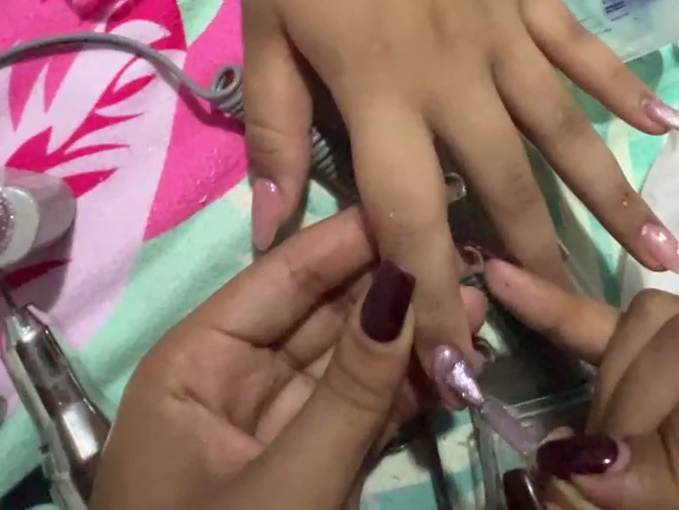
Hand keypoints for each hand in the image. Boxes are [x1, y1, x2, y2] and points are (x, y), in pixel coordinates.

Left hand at [93, 210, 486, 508]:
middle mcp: (232, 375)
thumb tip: (408, 281)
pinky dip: (406, 393)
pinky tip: (456, 368)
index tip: (421, 198)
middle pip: (323, 312)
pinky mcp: (306, 460)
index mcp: (198, 359)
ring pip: (349, 360)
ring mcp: (272, 419)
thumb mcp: (283, 487)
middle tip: (470, 259)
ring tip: (480, 311)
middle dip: (396, 289)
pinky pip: (359, 408)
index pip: (285, 274)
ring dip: (412, 340)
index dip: (354, 237)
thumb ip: (351, 386)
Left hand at [241, 0, 678, 367]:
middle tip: (577, 326)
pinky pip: (579, 45)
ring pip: (562, 124)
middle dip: (536, 262)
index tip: (453, 364)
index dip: (427, 297)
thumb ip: (278, 131)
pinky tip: (662, 125)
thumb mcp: (266, 29)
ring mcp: (500, 27)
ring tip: (660, 256)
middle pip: (502, 183)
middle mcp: (454, 70)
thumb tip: (268, 230)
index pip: (408, 217)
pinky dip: (619, 86)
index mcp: (380, 87)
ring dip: (610, 193)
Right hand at [484, 260, 678, 509]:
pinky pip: (662, 328)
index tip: (598, 499)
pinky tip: (510, 284)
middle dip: (624, 418)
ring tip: (592, 454)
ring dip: (611, 384)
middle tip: (588, 492)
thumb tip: (559, 483)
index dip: (664, 448)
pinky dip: (581, 316)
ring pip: (668, 319)